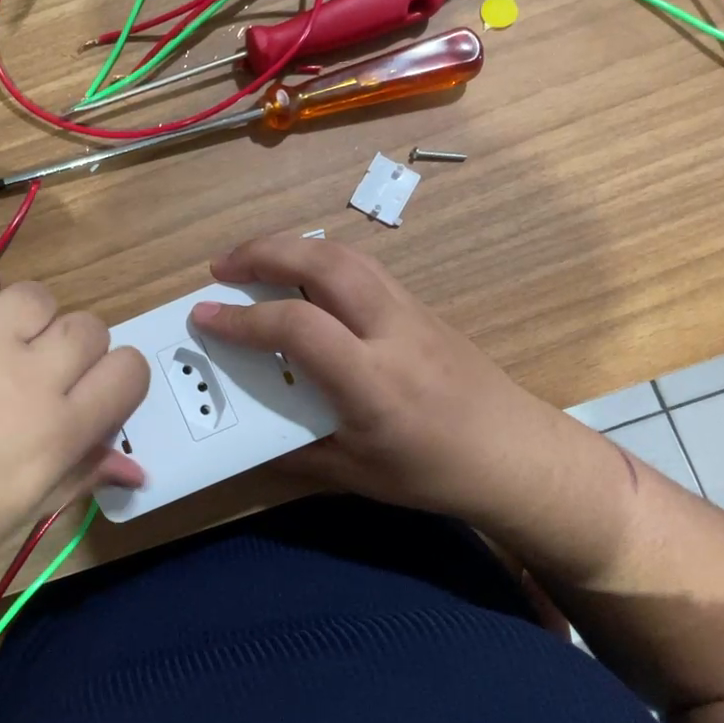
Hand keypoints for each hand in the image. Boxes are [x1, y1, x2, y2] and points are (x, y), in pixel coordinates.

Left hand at [0, 258, 147, 600]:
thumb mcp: (13, 515)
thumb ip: (77, 476)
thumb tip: (133, 463)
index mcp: (56, 433)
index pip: (129, 371)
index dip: (114, 380)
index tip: (85, 393)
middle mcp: (28, 376)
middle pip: (89, 327)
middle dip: (70, 350)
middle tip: (26, 376)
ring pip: (37, 295)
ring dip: (21, 320)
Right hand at [188, 235, 603, 523]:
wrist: (518, 457)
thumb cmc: (434, 473)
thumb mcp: (355, 474)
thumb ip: (296, 452)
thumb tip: (248, 440)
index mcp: (371, 381)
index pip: (297, 327)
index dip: (243, 319)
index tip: (205, 318)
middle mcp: (391, 331)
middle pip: (324, 264)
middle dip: (263, 252)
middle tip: (220, 266)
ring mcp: (411, 312)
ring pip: (346, 255)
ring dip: (293, 248)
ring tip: (254, 260)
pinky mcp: (421, 308)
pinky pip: (364, 268)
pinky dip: (321, 261)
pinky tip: (304, 279)